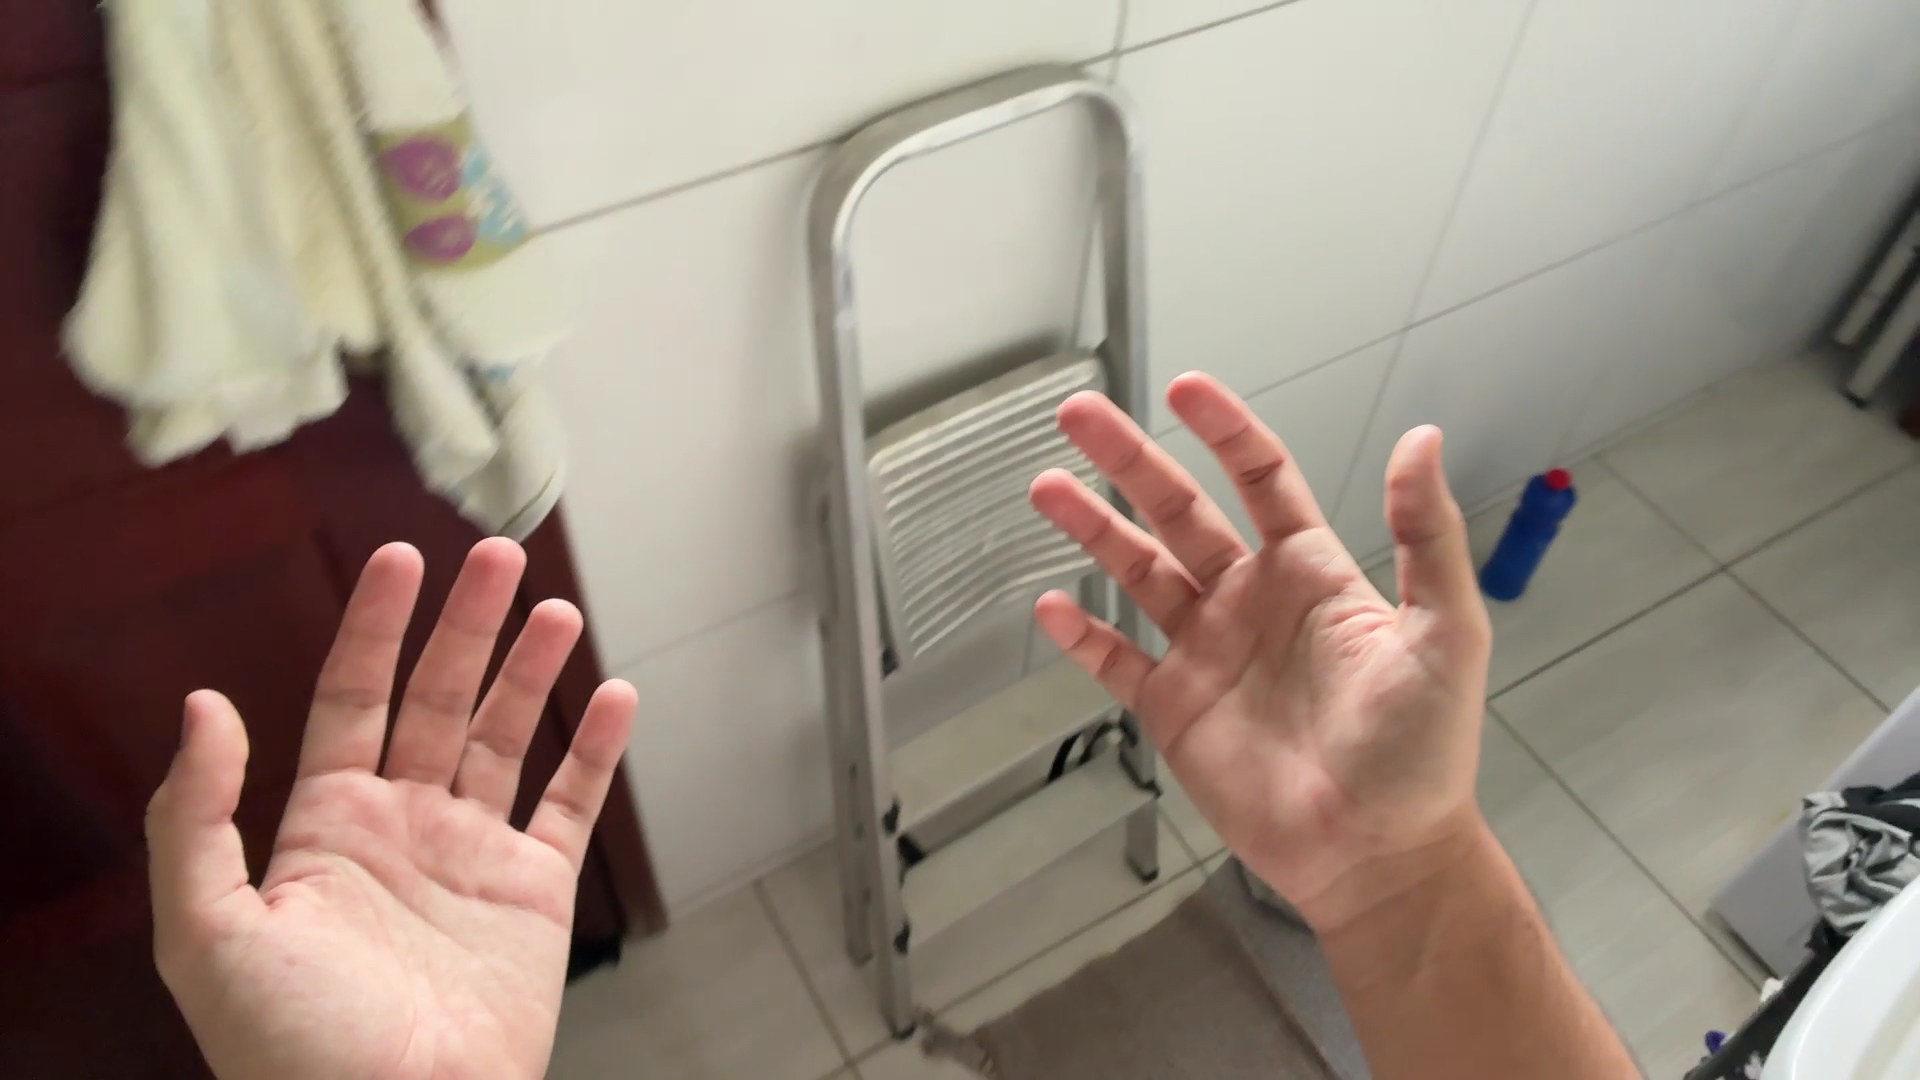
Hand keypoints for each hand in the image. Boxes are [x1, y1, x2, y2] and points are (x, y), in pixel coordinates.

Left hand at [144, 539, 637, 1079]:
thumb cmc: (298, 1050)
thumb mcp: (212, 939)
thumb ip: (199, 824)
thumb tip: (207, 708)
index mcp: (329, 826)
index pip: (357, 697)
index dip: (377, 626)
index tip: (403, 561)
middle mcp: (408, 821)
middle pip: (447, 698)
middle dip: (471, 625)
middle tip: (500, 560)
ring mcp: (478, 846)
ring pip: (514, 734)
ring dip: (536, 671)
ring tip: (558, 613)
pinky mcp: (537, 878)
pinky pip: (574, 798)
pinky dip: (600, 747)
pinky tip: (615, 699)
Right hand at [1030, 373, 1490, 932]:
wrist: (1373, 853)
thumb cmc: (1417, 747)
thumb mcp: (1444, 637)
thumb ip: (1424, 541)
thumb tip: (1422, 437)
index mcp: (1303, 571)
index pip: (1259, 478)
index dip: (1224, 430)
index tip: (1184, 389)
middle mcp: (1243, 597)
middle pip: (1176, 512)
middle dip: (1128, 461)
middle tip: (1079, 415)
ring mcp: (1200, 649)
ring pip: (1135, 573)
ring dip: (1091, 531)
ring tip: (1047, 489)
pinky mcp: (1170, 703)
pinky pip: (1115, 659)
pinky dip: (1082, 636)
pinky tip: (1051, 607)